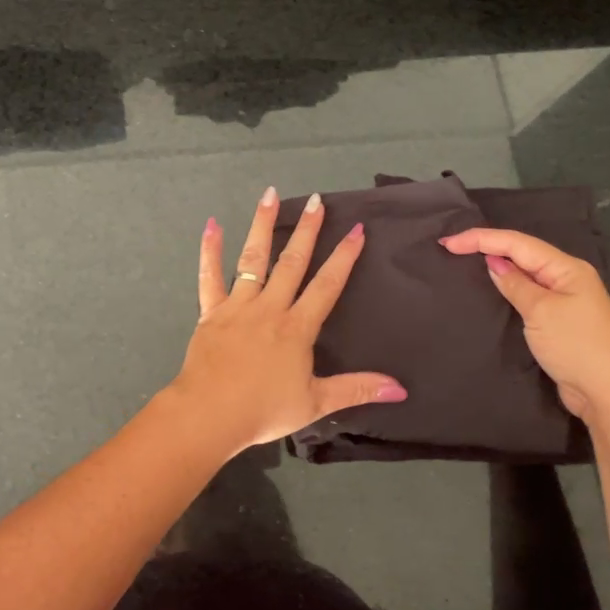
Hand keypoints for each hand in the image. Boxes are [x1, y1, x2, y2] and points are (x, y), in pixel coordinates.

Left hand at [165, 187, 407, 453]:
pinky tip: (212, 224)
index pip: (327, 285)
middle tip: (316, 199)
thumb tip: (400, 389)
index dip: (344, 256)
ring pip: (253, 258)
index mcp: (297, 327)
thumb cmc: (263, 410)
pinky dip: (210, 250)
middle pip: (292, 261)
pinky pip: (210, 276)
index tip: (356, 230)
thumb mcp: (316, 403)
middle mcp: (269, 307)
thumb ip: (356, 390)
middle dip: (308, 229)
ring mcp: (238, 305)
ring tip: (270, 194)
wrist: (210, 414)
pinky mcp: (211, 311)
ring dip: (262, 224)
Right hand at [440, 229, 609, 425]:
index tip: (447, 243)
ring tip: (465, 260)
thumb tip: (495, 263)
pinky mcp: (560, 320)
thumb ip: (516, 284)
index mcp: (567, 268)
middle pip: (522, 252)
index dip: (481, 238)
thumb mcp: (541, 312)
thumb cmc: (577, 347)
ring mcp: (566, 300)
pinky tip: (493, 287)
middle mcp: (568, 278)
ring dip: (498, 264)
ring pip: (525, 272)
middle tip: (451, 247)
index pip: (517, 243)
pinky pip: (529, 293)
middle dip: (488, 245)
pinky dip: (509, 286)